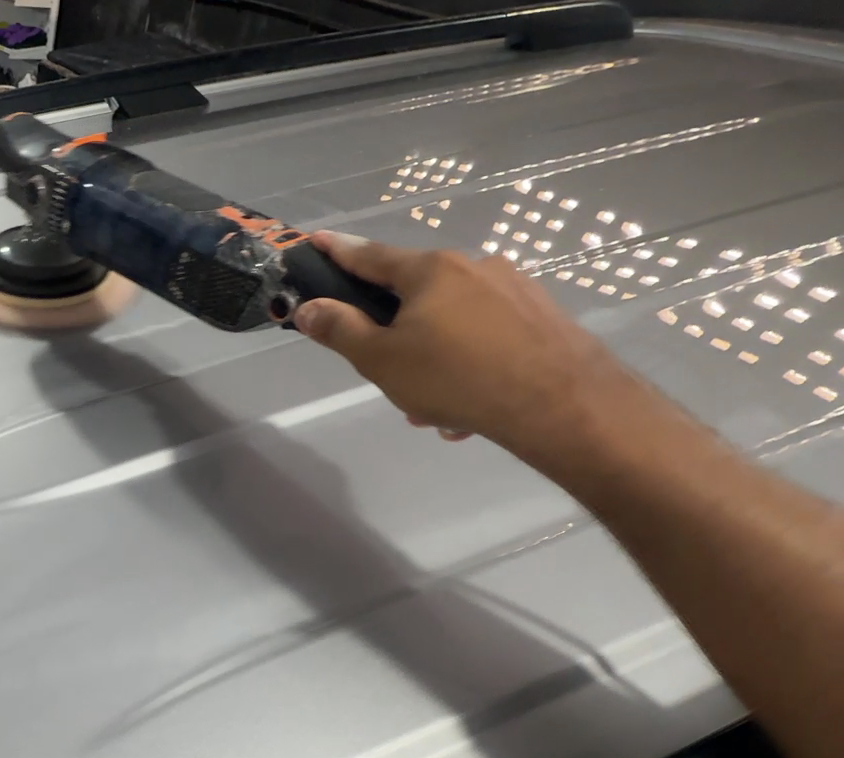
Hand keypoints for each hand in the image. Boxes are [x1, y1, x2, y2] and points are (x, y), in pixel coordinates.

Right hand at [293, 232, 634, 452]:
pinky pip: (483, 337)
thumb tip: (309, 307)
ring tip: (431, 405)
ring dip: (430, 358)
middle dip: (393, 334)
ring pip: (449, 322)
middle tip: (385, 374)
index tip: (317, 241)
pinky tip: (465, 405)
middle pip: (412, 295)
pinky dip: (466, 365)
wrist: (560, 402)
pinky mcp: (539, 314)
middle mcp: (473, 267)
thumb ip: (340, 329)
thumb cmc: (454, 376)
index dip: (339, 252)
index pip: (370, 256)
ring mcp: (512, 288)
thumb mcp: (379, 359)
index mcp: (429, 271)